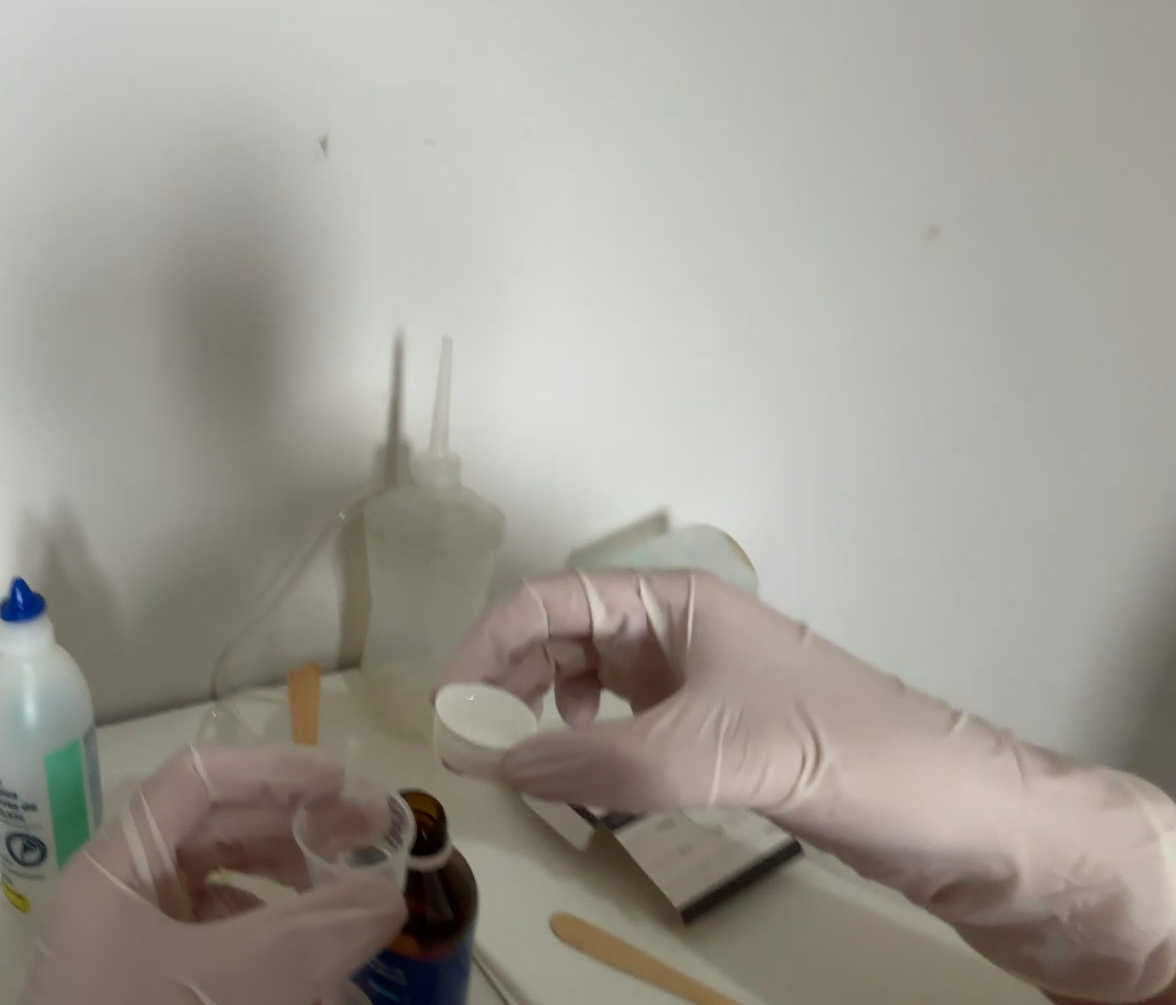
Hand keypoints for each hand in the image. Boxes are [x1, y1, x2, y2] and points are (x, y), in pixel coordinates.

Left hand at [21, 744, 404, 1004]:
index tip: (340, 783)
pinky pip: (226, 946)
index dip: (271, 769)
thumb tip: (387, 892)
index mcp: (118, 865)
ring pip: (227, 887)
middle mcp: (125, 891)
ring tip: (359, 895)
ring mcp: (140, 942)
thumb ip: (310, 934)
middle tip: (372, 831)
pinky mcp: (161, 985)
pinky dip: (277, 948)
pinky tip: (325, 974)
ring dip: (295, 887)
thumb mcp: (227, 986)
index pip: (198, 779)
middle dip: (297, 825)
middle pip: (218, 828)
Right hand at [440, 570, 1175, 1004]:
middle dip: (505, 679)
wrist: (971, 820)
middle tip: (472, 735)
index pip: (547, 603)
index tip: (450, 699)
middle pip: (554, 637)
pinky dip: (578, 735)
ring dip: (538, 708)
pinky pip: (608, 715)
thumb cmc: (844, 752)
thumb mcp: (715, 753)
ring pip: (577, 676)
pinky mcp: (693, 716)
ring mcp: (677, 671)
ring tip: (519, 750)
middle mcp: (662, 626)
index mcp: (664, 602)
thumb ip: (600, 760)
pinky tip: (582, 761)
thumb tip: (498, 764)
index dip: (487, 643)